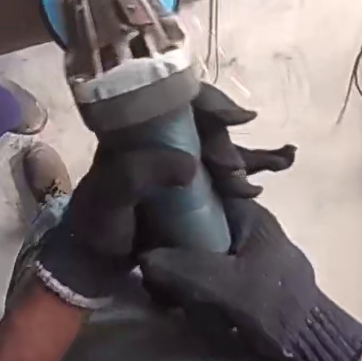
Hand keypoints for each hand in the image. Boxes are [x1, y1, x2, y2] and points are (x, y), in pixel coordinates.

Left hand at [35, 86, 294, 306]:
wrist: (98, 264)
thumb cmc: (97, 225)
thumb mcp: (108, 197)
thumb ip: (137, 175)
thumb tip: (190, 163)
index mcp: (134, 129)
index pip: (176, 96)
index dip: (209, 102)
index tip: (233, 119)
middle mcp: (159, 140)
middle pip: (205, 125)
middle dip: (227, 144)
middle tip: (234, 175)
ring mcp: (177, 163)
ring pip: (220, 148)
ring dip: (246, 157)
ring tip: (264, 176)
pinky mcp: (192, 188)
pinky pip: (224, 173)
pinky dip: (247, 173)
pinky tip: (263, 181)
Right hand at [139, 197, 361, 360]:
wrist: (313, 348)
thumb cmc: (278, 309)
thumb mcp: (231, 287)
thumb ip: (188, 270)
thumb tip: (142, 258)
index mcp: (249, 214)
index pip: (200, 191)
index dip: (168, 202)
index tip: (142, 222)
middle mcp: (245, 225)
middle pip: (193, 222)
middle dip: (168, 244)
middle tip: (146, 265)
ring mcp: (244, 251)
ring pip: (195, 248)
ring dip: (176, 268)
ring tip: (157, 289)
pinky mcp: (241, 276)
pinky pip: (203, 269)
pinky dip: (188, 282)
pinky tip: (172, 300)